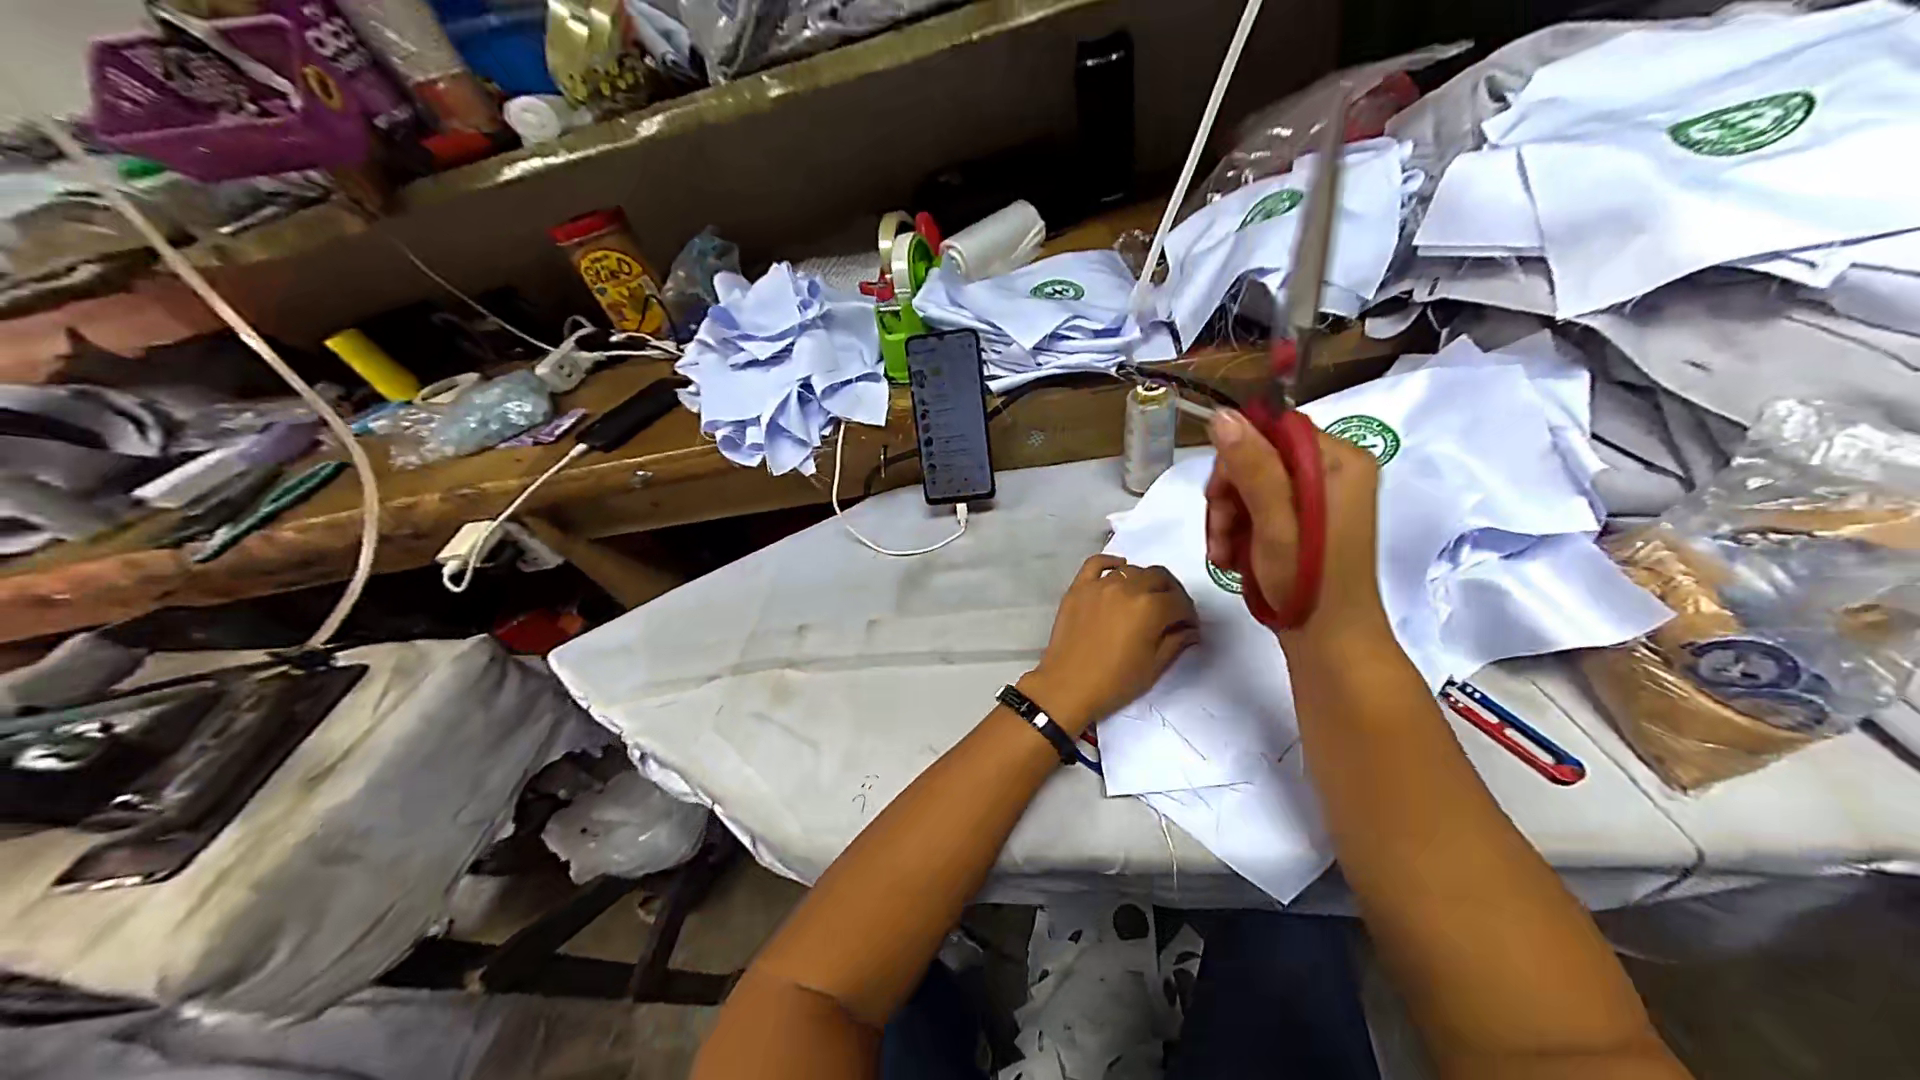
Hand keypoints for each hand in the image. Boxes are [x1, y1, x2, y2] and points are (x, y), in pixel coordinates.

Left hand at [1019, 555, 1200, 735]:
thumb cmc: (1114, 682)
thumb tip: (1190, 629)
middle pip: (1159, 577)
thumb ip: (1176, 641)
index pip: (1180, 601)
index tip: (1188, 626)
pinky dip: (1111, 562)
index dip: (1189, 614)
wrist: (1067, 686)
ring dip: (1145, 581)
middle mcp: (1127, 589)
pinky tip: (1119, 568)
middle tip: (1172, 611)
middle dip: (1172, 592)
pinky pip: (1096, 563)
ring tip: (1145, 599)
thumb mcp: (1154, 666)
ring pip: (1132, 570)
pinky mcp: (1078, 588)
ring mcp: (1100, 585)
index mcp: (1150, 608)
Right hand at [1204, 408, 1389, 650]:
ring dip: (1227, 519)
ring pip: (1251, 487)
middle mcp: (1333, 473)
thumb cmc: (1307, 582)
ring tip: (1222, 555)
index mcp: (1340, 462)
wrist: (1329, 643)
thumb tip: (1223, 416)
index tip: (1218, 497)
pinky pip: (1259, 510)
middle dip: (1228, 497)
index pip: (1274, 430)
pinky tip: (1230, 558)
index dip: (1237, 459)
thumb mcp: (1274, 522)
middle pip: (1259, 459)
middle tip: (1219, 535)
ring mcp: (1319, 500)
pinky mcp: (1305, 523)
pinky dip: (1238, 532)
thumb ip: (1253, 466)